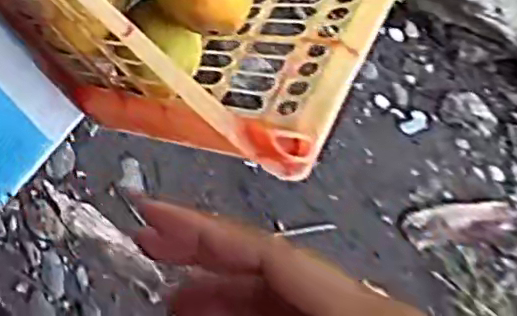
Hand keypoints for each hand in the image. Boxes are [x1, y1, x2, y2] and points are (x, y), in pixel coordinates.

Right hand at [133, 199, 421, 315]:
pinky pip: (302, 315)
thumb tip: (168, 303)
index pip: (264, 246)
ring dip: (222, 294)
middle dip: (201, 261)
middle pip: (270, 264)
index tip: (143, 210)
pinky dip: (253, 314)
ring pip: (285, 294)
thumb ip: (235, 314)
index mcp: (365, 308)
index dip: (195, 224)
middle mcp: (373, 311)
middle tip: (147, 253)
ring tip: (176, 299)